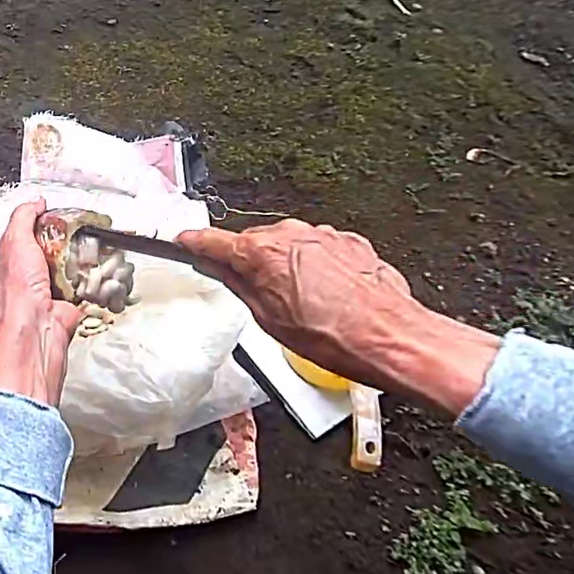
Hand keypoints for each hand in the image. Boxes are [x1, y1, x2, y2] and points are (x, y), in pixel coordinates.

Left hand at [0, 199, 86, 405]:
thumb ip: (23, 217)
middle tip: (76, 227)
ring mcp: (46, 287)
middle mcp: (25, 274)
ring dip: (78, 255)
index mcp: (6, 259)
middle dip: (62, 237)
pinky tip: (95, 265)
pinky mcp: (67, 300)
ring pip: (66, 263)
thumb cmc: (18, 290)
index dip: (36, 220)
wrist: (38, 327)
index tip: (53, 210)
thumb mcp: (14, 240)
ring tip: (89, 242)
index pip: (21, 232)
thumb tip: (35, 201)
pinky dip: (90, 275)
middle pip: (48, 246)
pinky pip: (82, 282)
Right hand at [177, 220, 499, 415]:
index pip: (214, 241)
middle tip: (249, 291)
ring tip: (294, 302)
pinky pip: (313, 248)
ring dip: (280, 265)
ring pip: (284, 245)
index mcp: (263, 253)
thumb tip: (218, 268)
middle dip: (246, 262)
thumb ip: (237, 284)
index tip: (184, 241)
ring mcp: (322, 235)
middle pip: (251, 242)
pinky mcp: (346, 241)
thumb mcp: (267, 318)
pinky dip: (309, 265)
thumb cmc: (334, 336)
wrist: (389, 338)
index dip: (194, 242)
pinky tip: (319, 295)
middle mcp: (291, 235)